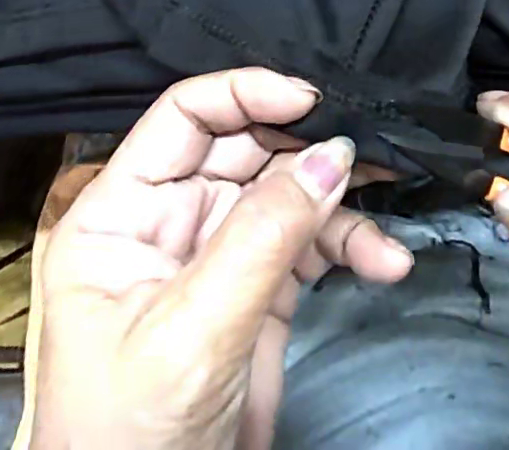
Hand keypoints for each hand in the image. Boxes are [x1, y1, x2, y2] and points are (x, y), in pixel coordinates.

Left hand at [28, 68, 414, 449]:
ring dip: (343, 199)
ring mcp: (221, 247)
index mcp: (123, 213)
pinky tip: (384, 261)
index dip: (247, 94)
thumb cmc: (128, 443)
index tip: (310, 100)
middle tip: (367, 150)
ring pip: (290, 190)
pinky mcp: (263, 280)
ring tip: (385, 205)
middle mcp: (173, 217)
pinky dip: (353, 243)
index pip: (185, 117)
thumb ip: (263, 237)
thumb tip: (332, 155)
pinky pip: (314, 238)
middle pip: (249, 146)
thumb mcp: (193, 332)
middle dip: (309, 148)